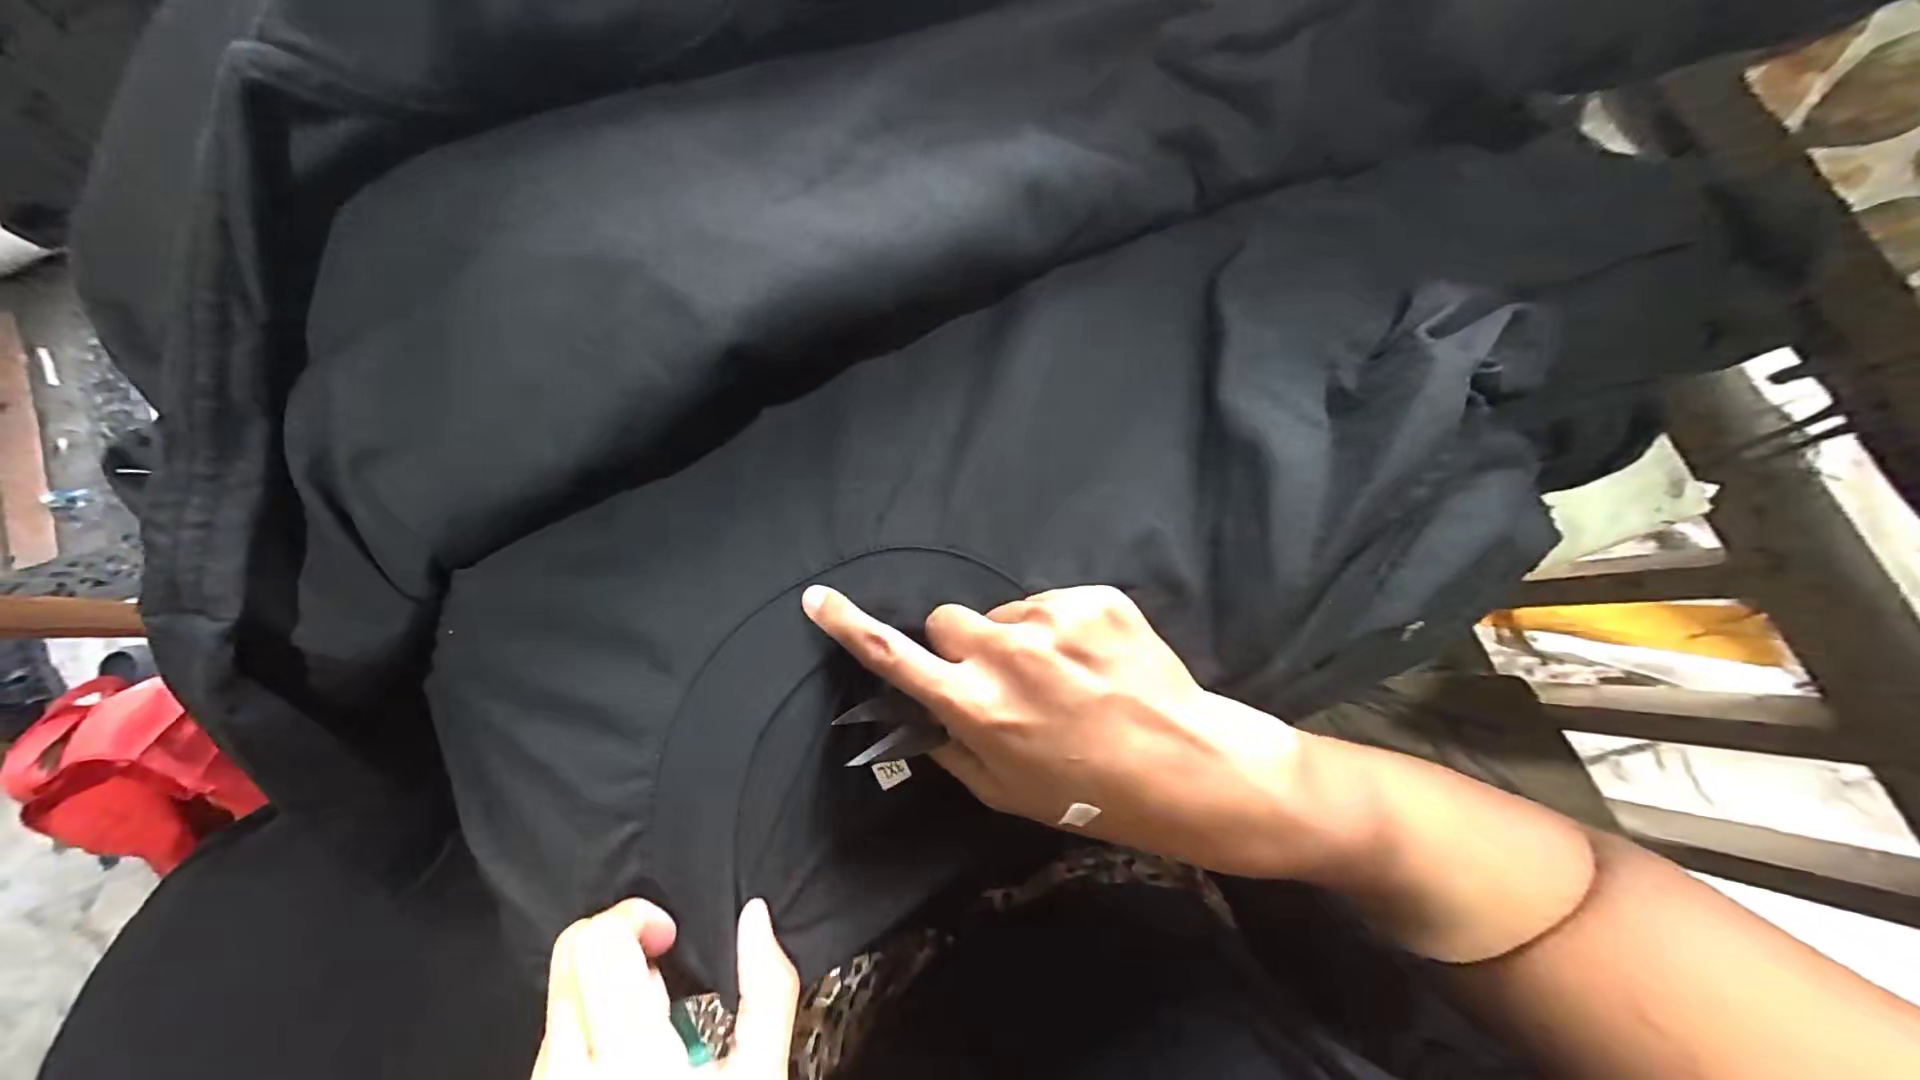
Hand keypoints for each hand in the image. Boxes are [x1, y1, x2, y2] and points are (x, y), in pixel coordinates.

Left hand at [532, 898, 798, 1078]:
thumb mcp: (762, 1079)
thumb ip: (767, 986)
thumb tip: (754, 915)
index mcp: (628, 1058)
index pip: (596, 944)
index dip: (635, 915)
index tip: (670, 938)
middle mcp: (566, 1075)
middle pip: (567, 958)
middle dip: (618, 942)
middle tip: (662, 973)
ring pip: (558, 1003)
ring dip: (606, 990)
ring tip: (652, 1030)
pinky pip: (554, 1046)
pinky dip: (592, 1029)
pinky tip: (629, 1066)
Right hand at [802, 584, 1371, 877]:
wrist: (1187, 766)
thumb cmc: (1089, 793)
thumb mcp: (1006, 793)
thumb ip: (950, 750)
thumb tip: (918, 715)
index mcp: (977, 707)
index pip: (894, 658)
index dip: (850, 627)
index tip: (820, 598)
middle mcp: (1007, 654)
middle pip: (948, 619)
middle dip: (962, 644)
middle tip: (1002, 677)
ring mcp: (1054, 620)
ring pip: (1003, 612)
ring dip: (1018, 638)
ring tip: (1063, 676)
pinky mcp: (1094, 599)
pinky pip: (1052, 603)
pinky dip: (1062, 628)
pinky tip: (1094, 662)